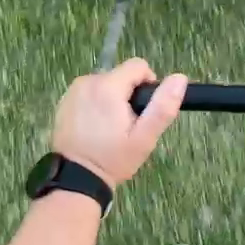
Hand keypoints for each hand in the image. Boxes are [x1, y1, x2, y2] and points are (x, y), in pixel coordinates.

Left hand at [50, 59, 187, 188]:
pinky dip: (96, 105)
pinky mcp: (64, 102)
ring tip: (111, 129)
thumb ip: (163, 106)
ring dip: (112, 100)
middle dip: (128, 96)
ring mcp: (73, 91)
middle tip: (127, 126)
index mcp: (108, 86)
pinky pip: (89, 94)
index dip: (148, 84)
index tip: (144, 110)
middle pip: (120, 76)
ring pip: (105, 85)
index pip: (138, 66)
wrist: (77, 178)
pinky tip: (95, 129)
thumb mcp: (144, 138)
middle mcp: (87, 81)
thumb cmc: (113, 159)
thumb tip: (180, 78)